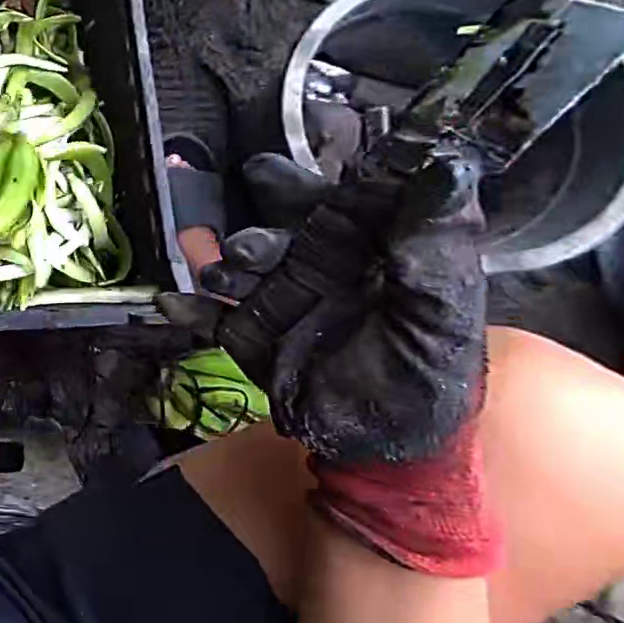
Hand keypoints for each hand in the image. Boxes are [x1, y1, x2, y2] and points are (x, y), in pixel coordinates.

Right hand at [162, 151, 498, 576]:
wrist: (379, 456)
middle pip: (279, 221)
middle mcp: (322, 262)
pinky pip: (214, 309)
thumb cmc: (423, 383)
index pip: (342, 197)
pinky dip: (192, 305)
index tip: (289, 167)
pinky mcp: (248, 329)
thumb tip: (447, 166)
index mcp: (374, 250)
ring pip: (242, 262)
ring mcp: (279, 295)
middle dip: (262, 220)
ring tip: (223, 276)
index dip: (317, 177)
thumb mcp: (438, 316)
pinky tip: (177, 302)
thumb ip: (434, 245)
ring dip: (226, 263)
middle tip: (253, 236)